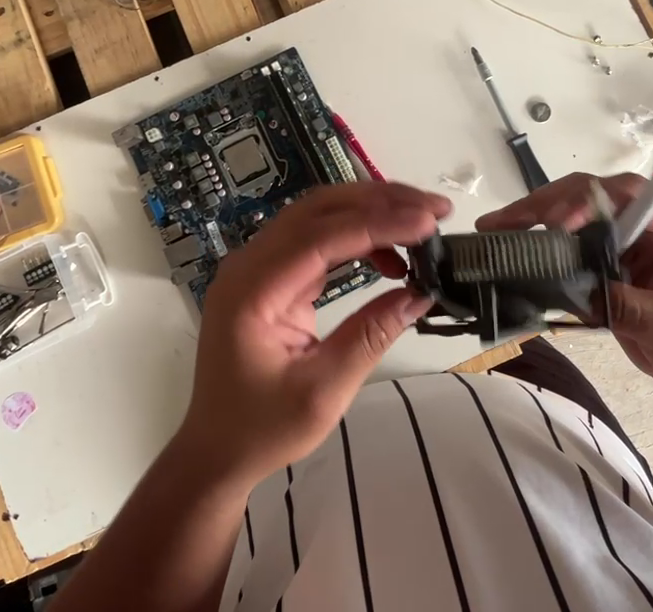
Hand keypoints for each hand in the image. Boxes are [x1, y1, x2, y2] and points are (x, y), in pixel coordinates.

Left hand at [178, 182, 447, 487]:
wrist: (216, 449)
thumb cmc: (264, 428)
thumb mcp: (324, 391)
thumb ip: (371, 335)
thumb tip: (421, 292)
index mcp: (252, 290)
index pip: (322, 236)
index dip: (379, 223)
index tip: (429, 221)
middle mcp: (249, 264)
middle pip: (318, 210)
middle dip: (380, 202)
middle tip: (436, 209)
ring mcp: (257, 266)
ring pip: (318, 216)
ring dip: (371, 213)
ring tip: (422, 224)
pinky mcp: (270, 276)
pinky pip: (316, 239)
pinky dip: (356, 238)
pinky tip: (390, 257)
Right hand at [476, 173, 652, 398]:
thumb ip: (629, 304)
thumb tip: (581, 286)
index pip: (632, 195)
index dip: (592, 200)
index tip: (557, 224)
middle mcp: (645, 224)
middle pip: (593, 194)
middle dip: (550, 203)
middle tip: (507, 221)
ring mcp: (621, 241)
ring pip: (572, 212)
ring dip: (533, 216)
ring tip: (494, 226)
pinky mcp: (602, 261)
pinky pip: (566, 242)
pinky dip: (536, 241)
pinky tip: (508, 244)